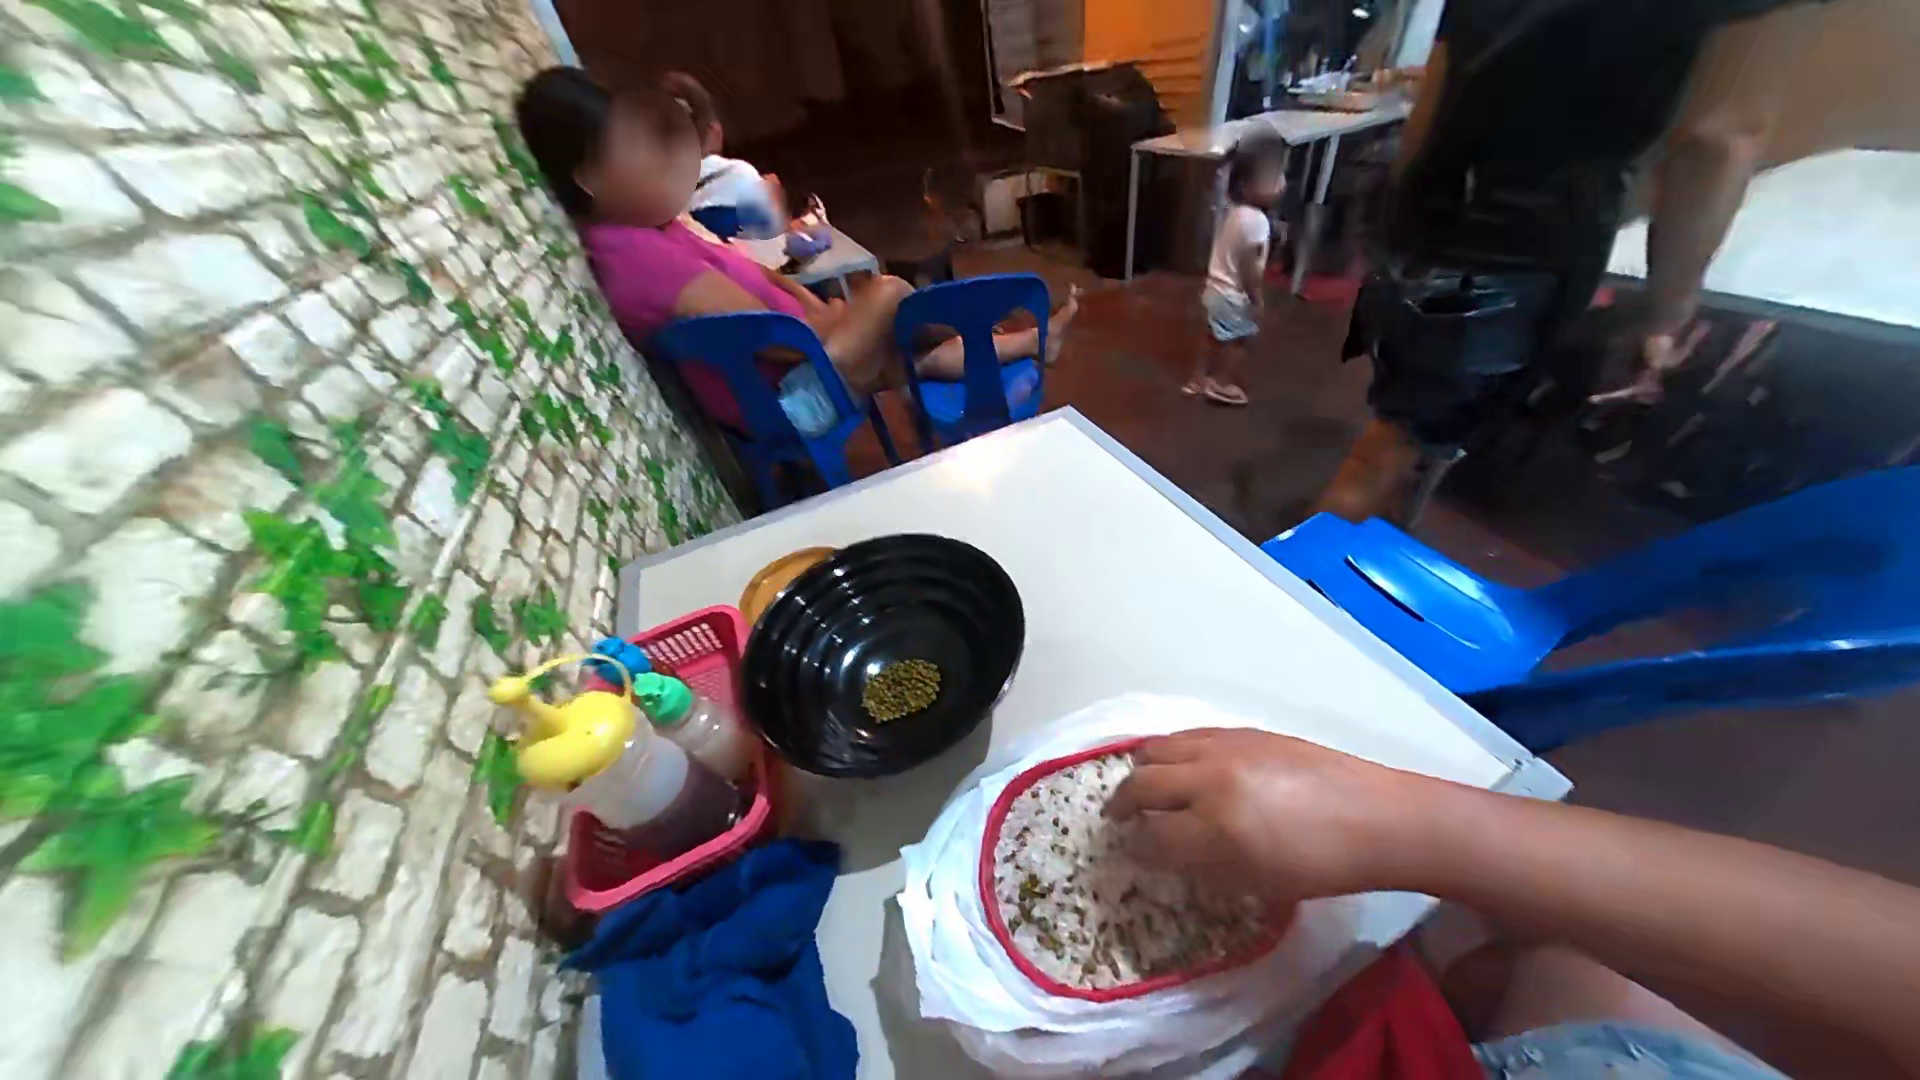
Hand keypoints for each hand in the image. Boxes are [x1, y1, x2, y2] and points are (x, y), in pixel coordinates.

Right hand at [1105, 729, 1443, 904]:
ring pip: (1155, 749)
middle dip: (1121, 804)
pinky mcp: (1236, 730)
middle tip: (1117, 817)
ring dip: (1140, 770)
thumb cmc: (1322, 864)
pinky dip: (1167, 751)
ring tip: (1141, 785)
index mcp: (1218, 828)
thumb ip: (1204, 867)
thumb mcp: (1259, 884)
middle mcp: (1210, 780)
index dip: (1136, 847)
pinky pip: (1184, 735)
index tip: (1131, 851)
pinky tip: (1175, 765)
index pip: (1152, 835)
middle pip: (1142, 784)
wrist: (1375, 816)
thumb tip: (1166, 854)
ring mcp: (1221, 748)